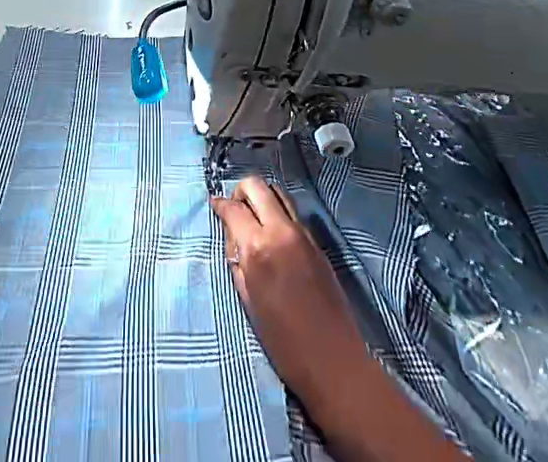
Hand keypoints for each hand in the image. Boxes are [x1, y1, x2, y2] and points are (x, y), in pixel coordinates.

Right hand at [210, 178, 371, 408]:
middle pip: (258, 187)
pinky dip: (278, 214)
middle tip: (234, 210)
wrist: (333, 360)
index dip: (220, 204)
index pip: (233, 207)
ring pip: (279, 195)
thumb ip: (237, 259)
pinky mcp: (317, 245)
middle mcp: (282, 232)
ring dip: (262, 199)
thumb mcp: (247, 296)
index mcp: (259, 246)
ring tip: (253, 221)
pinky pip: (292, 215)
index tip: (214, 206)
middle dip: (241, 192)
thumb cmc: (281, 337)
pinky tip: (272, 237)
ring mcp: (304, 235)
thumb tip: (233, 236)